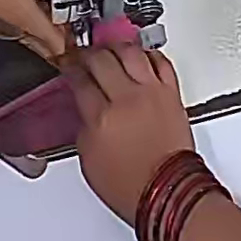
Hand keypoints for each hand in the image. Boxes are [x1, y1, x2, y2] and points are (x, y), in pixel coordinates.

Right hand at [62, 44, 194, 220]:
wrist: (168, 192)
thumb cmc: (132, 185)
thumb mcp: (89, 160)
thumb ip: (84, 127)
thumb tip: (84, 108)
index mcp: (101, 118)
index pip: (79, 79)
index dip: (70, 67)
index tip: (68, 64)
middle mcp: (127, 100)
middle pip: (101, 59)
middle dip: (88, 53)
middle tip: (84, 55)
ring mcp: (151, 93)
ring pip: (131, 52)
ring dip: (116, 47)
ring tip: (111, 49)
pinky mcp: (172, 94)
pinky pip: (161, 62)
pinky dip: (149, 55)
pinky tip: (142, 56)